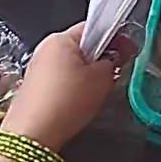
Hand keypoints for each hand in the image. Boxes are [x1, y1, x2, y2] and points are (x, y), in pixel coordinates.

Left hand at [2, 23, 128, 149]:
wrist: (32, 134)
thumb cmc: (68, 100)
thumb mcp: (101, 79)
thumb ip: (113, 62)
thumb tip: (113, 57)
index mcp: (61, 38)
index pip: (93, 27)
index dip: (114, 37)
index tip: (128, 50)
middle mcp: (45, 47)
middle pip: (81, 46)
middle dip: (100, 58)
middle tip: (115, 73)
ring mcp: (36, 66)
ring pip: (70, 64)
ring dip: (86, 74)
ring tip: (97, 92)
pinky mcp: (32, 86)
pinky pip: (59, 79)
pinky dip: (71, 86)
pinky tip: (77, 102)